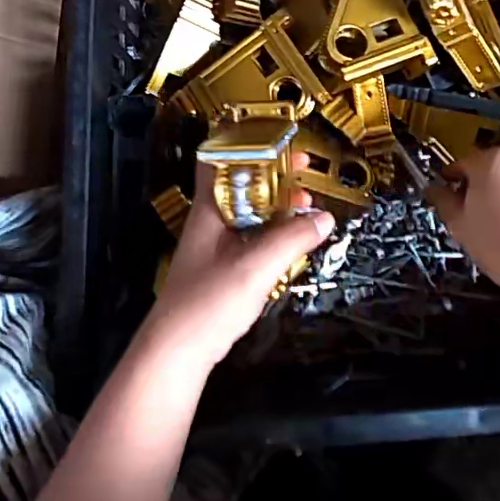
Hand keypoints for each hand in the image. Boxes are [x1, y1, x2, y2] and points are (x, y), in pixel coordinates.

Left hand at [143, 155, 334, 368]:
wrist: (175, 355)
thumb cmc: (208, 303)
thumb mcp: (255, 267)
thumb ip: (291, 239)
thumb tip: (324, 218)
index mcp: (209, 210)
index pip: (220, 161)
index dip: (250, 147)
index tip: (283, 145)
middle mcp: (209, 223)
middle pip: (241, 187)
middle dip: (274, 178)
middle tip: (305, 176)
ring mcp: (214, 247)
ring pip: (248, 214)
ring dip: (276, 208)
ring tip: (306, 209)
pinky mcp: (221, 270)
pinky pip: (250, 239)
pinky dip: (272, 234)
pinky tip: (291, 243)